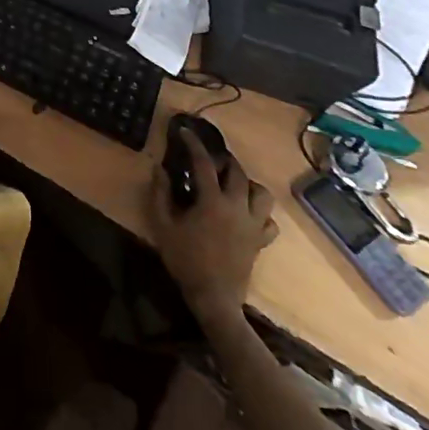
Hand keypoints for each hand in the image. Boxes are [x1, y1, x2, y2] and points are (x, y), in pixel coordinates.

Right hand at [149, 126, 278, 327]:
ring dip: (247, 183)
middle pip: (237, 172)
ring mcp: (253, 224)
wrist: (213, 297)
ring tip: (232, 185)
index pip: (204, 163)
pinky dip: (260, 213)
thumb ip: (160, 195)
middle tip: (209, 160)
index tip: (185, 132)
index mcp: (213, 201)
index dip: (194, 144)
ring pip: (261, 193)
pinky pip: (269, 221)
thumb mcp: (163, 226)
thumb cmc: (185, 260)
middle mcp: (238, 207)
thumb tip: (159, 169)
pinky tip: (247, 215)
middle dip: (223, 161)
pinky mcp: (261, 240)